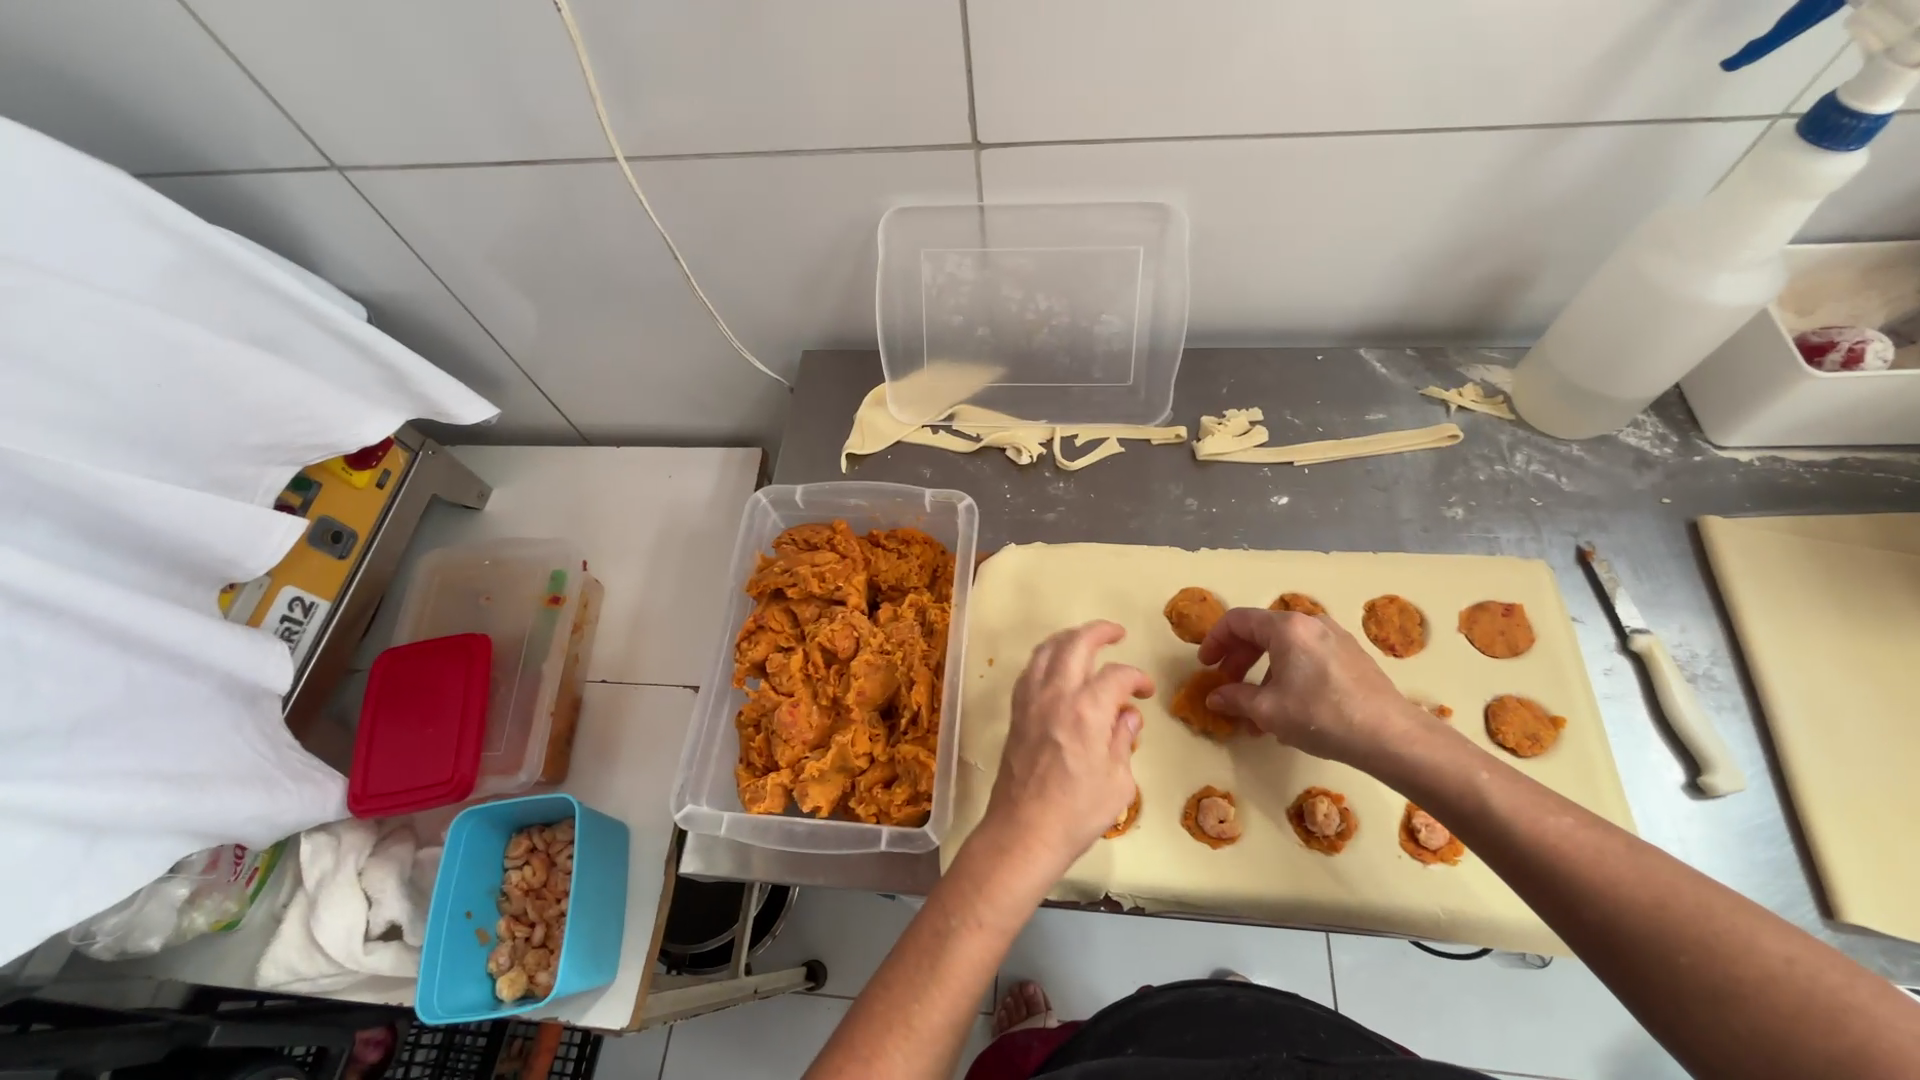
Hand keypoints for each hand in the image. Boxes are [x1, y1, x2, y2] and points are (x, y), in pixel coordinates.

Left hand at [979, 621, 1152, 874]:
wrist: (1023, 832)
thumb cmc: (1076, 813)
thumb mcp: (1118, 781)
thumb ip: (1123, 741)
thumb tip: (1128, 716)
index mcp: (1087, 710)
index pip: (1117, 675)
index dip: (1137, 677)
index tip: (1146, 691)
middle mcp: (1055, 695)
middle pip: (1075, 644)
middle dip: (1099, 632)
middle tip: (1117, 633)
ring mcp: (1030, 702)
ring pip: (1046, 650)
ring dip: (1068, 638)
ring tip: (1085, 641)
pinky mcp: (1016, 714)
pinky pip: (1030, 671)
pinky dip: (1046, 659)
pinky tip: (1057, 668)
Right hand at [1196, 608, 1431, 769]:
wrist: (1388, 735)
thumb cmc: (1320, 715)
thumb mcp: (1268, 711)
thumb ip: (1235, 698)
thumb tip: (1215, 698)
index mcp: (1286, 627)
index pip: (1238, 620)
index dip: (1215, 640)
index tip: (1206, 665)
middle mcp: (1311, 623)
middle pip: (1262, 631)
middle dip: (1238, 658)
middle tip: (1227, 684)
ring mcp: (1335, 638)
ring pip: (1286, 647)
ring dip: (1263, 670)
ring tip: (1256, 704)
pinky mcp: (1351, 656)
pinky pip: (1307, 656)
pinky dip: (1287, 673)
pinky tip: (1288, 706)